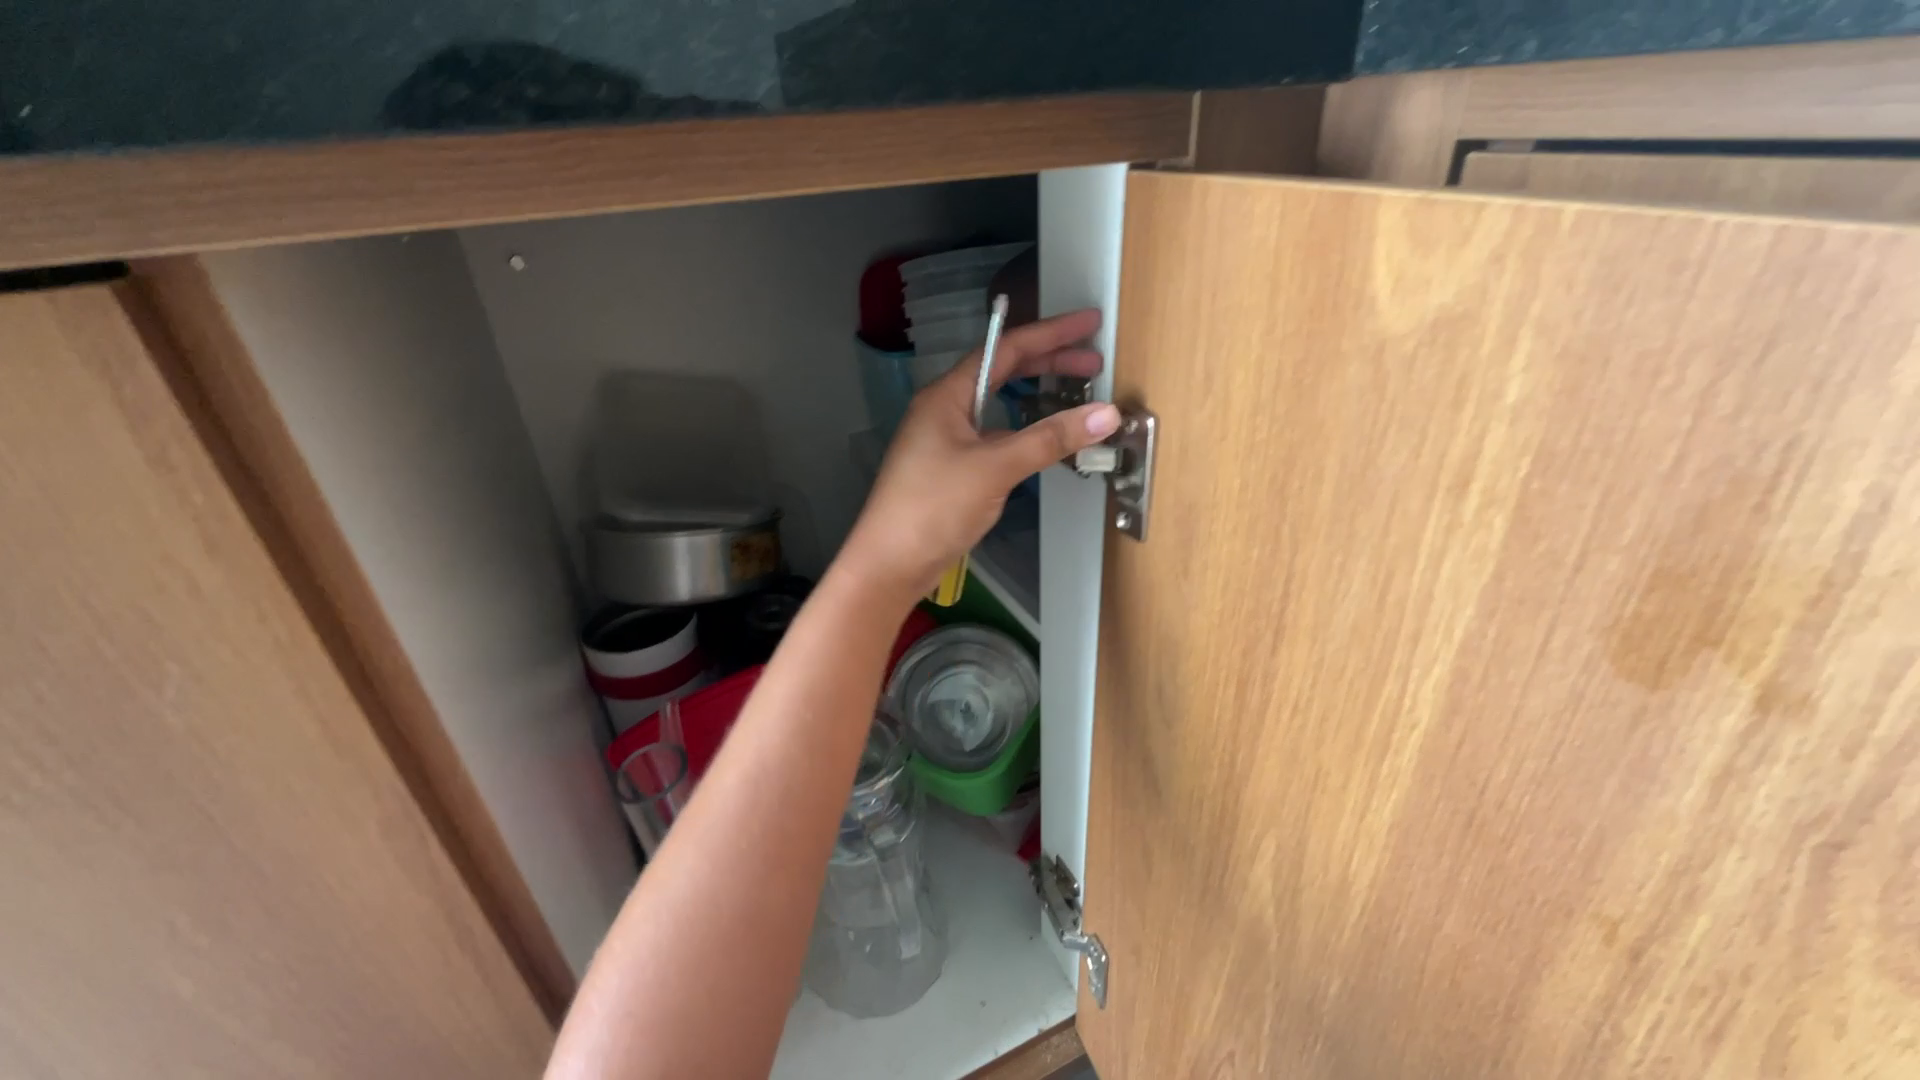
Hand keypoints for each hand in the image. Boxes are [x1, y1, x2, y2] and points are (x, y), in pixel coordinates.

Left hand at [836, 308, 1121, 603]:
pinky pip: (997, 435)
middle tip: (1095, 363)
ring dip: (1038, 396)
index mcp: (948, 395)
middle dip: (1049, 362)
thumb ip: (1050, 439)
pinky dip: (1026, 430)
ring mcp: (948, 440)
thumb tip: (1106, 414)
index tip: (1090, 323)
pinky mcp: (954, 469)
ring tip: (1078, 394)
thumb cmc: (933, 506)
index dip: (1050, 333)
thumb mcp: (995, 467)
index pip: (1005, 349)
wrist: (891, 563)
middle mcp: (946, 409)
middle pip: (1003, 371)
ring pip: (1000, 405)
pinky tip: (1047, 439)